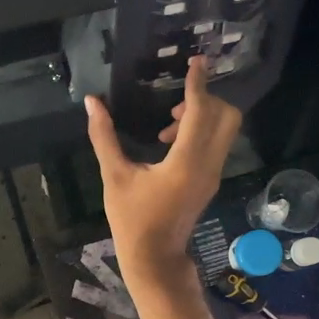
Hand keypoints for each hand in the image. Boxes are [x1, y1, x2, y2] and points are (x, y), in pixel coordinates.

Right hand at [85, 56, 241, 287]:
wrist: (154, 257)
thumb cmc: (132, 219)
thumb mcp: (113, 176)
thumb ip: (104, 137)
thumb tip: (92, 103)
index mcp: (185, 161)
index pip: (200, 110)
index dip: (197, 83)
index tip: (196, 61)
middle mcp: (207, 164)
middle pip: (226, 115)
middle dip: (205, 99)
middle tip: (176, 102)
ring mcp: (213, 174)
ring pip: (225, 130)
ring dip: (202, 116)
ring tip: (167, 127)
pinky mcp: (210, 181)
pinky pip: (217, 144)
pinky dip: (201, 132)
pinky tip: (170, 144)